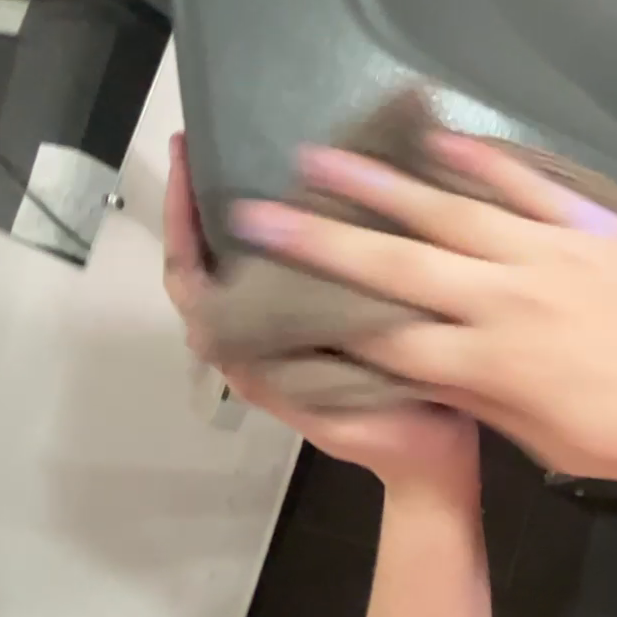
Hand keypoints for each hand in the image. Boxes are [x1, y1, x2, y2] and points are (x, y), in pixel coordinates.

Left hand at [164, 133, 478, 491]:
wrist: (433, 467)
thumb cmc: (392, 442)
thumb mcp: (335, 414)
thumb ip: (278, 378)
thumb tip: (224, 316)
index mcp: (255, 360)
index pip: (194, 285)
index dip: (182, 226)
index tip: (188, 166)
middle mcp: (266, 342)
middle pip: (214, 268)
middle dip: (207, 209)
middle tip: (221, 149)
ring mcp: (298, 336)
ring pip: (253, 268)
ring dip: (247, 219)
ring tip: (264, 161)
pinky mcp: (331, 331)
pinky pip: (297, 275)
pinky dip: (294, 238)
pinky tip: (320, 206)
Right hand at [223, 134, 616, 484]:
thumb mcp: (550, 443)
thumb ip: (485, 399)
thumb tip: (430, 371)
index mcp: (491, 364)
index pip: (393, 340)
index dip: (334, 323)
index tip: (286, 301)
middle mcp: (504, 299)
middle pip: (398, 265)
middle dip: (323, 240)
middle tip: (262, 209)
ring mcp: (547, 254)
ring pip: (450, 213)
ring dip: (383, 185)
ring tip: (326, 157)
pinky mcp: (588, 228)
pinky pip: (526, 186)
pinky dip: (482, 162)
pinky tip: (440, 140)